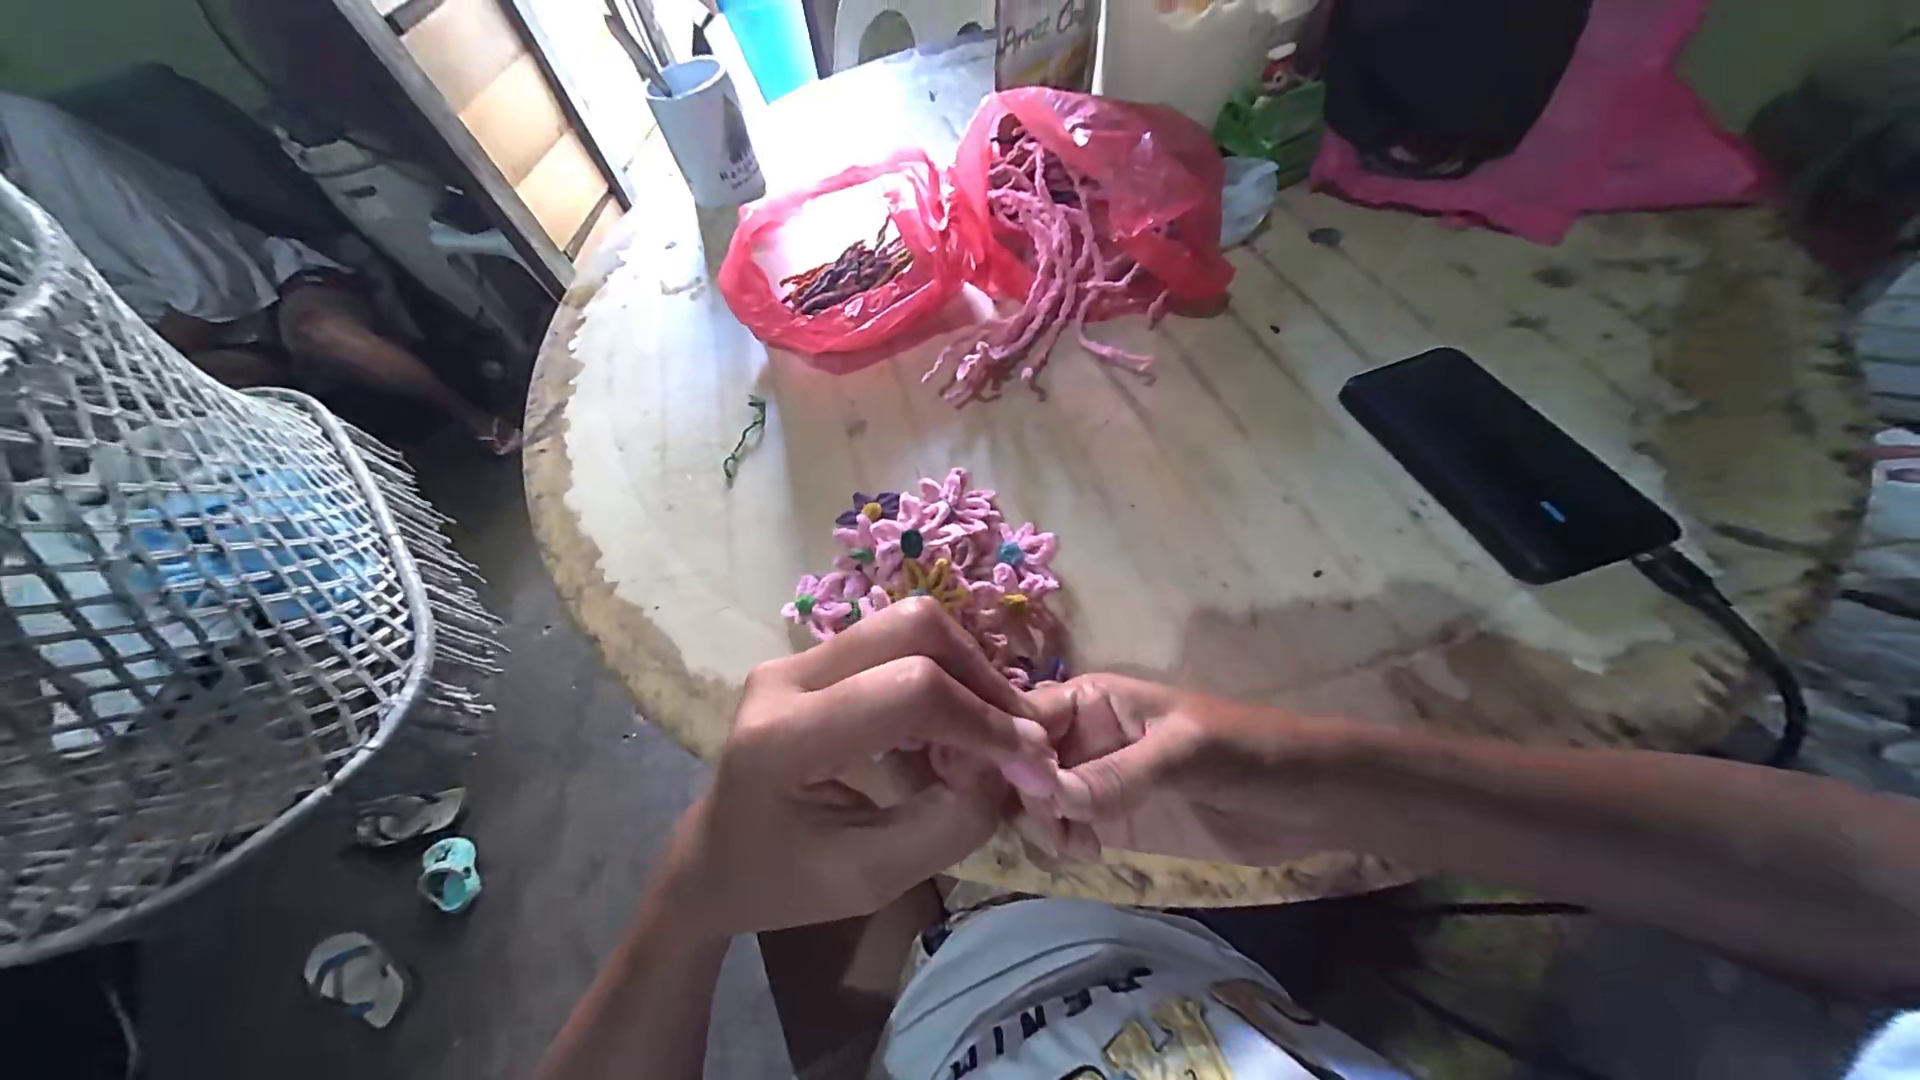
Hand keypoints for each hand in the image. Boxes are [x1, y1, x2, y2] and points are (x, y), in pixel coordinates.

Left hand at [660, 597, 1059, 935]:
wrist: (713, 856)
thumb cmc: (781, 883)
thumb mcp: (871, 877)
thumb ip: (951, 820)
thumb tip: (1009, 760)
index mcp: (784, 738)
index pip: (910, 691)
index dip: (983, 720)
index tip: (1029, 762)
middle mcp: (785, 675)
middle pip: (913, 627)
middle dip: (981, 676)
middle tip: (1013, 733)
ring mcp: (794, 657)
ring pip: (907, 623)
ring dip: (965, 669)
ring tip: (985, 729)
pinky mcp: (809, 656)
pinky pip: (893, 640)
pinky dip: (941, 672)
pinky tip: (950, 720)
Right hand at [1027, 674, 1355, 866]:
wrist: (1308, 799)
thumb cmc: (1246, 751)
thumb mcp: (1182, 752)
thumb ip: (1118, 773)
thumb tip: (1052, 795)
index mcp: (1093, 699)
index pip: (1029, 713)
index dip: (1014, 743)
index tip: (1020, 784)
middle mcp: (1084, 735)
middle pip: (1025, 758)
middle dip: (1025, 789)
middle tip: (1055, 825)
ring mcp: (1096, 779)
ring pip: (1038, 796)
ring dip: (1041, 820)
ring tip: (1074, 844)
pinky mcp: (1113, 819)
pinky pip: (1066, 827)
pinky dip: (1061, 840)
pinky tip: (1086, 853)